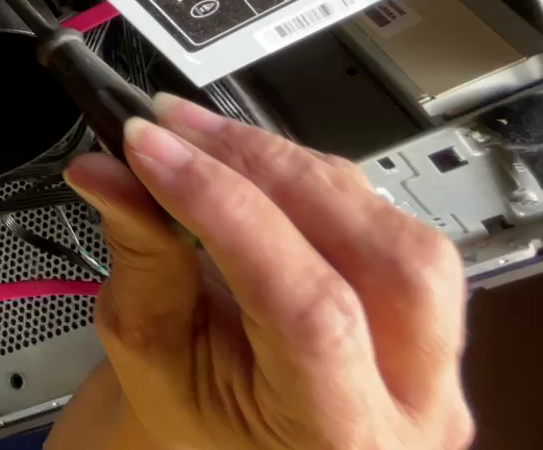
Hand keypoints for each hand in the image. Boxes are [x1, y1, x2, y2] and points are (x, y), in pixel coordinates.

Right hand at [51, 94, 473, 449]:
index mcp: (339, 435)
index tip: (143, 146)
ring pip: (397, 229)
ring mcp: (440, 359)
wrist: (225, 433)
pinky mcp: (425, 309)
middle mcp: (417, 402)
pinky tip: (231, 155)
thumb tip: (102, 169)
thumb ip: (137, 252)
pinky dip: (294, 169)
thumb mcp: (141, 343)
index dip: (220, 207)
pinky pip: (377, 216)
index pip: (308, 309)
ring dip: (282, 159)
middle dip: (271, 169)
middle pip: (392, 262)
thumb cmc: (185, 407)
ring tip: (192, 130)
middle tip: (175, 124)